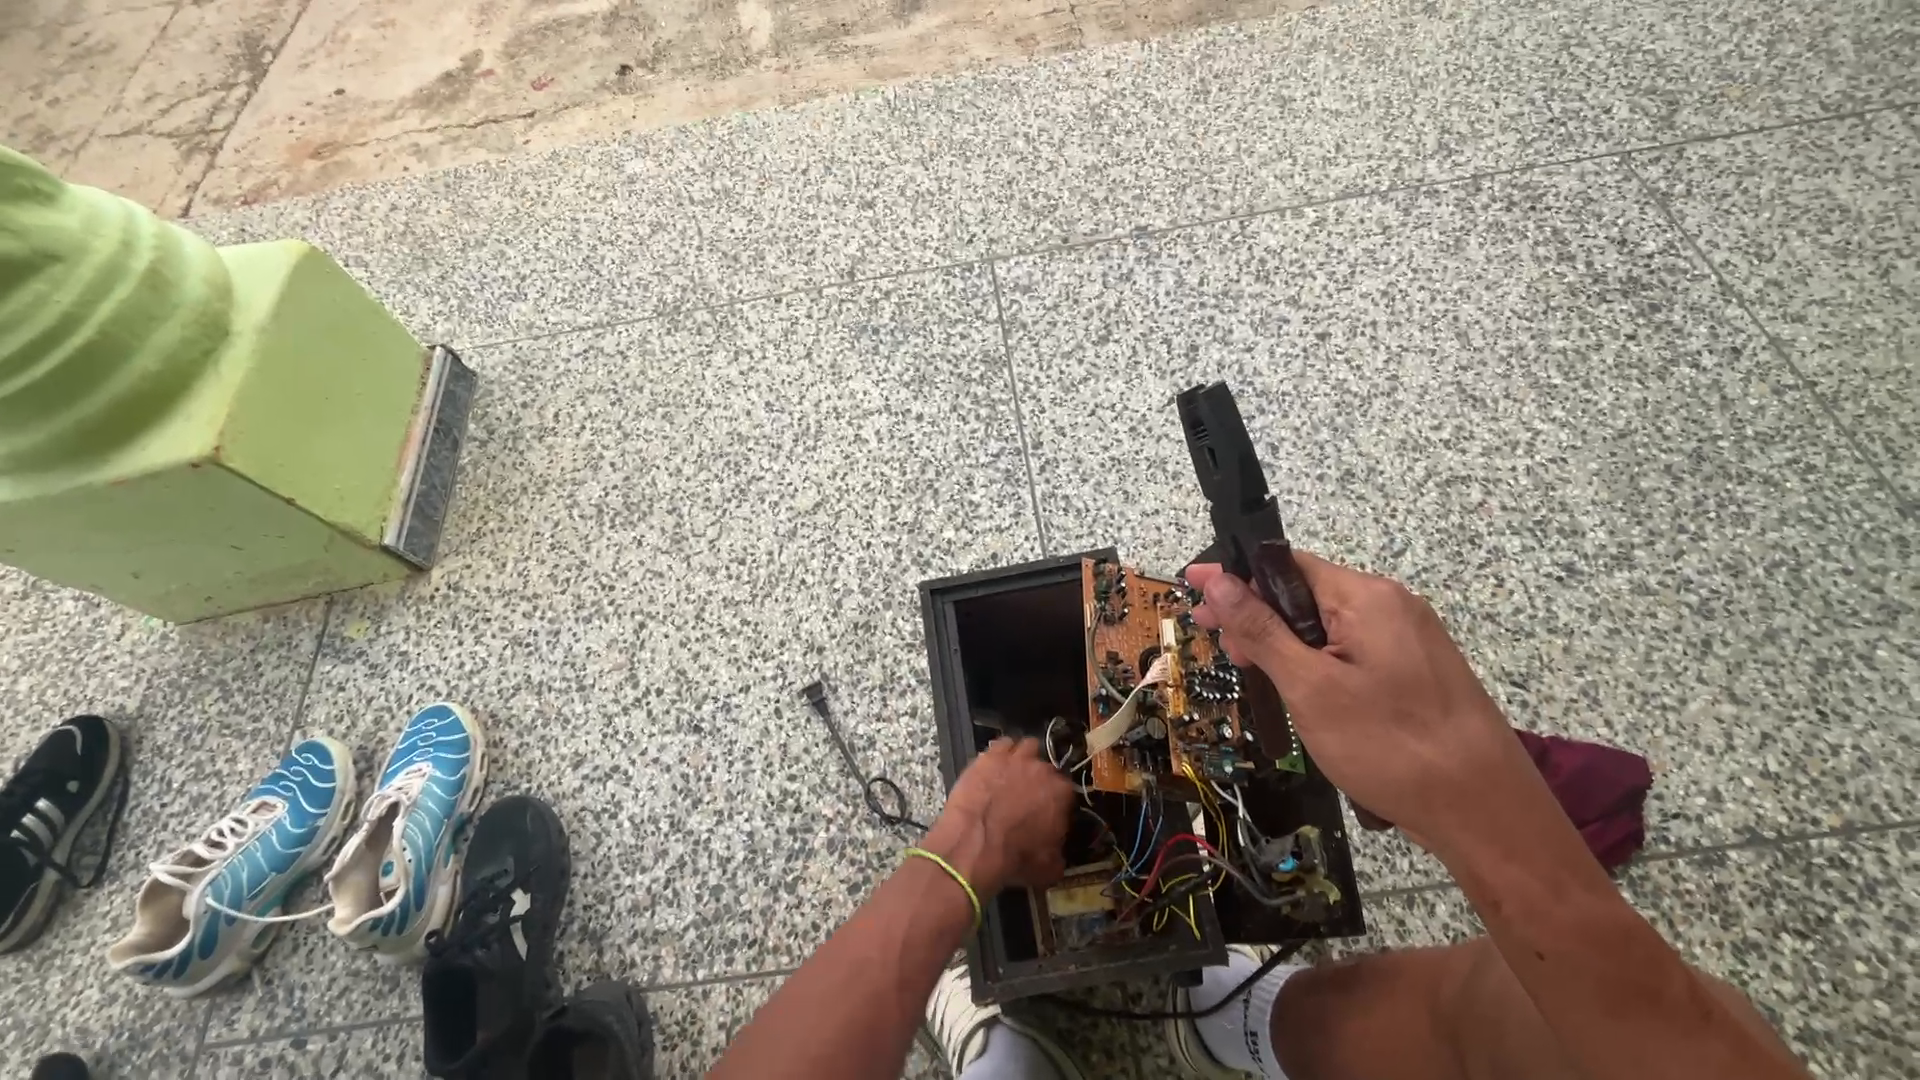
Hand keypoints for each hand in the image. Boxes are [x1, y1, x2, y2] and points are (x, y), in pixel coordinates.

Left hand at [922, 737, 1073, 896]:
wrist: (976, 844)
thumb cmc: (1015, 858)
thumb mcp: (1049, 868)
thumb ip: (1059, 852)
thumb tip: (1058, 852)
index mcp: (1061, 793)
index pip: (1066, 790)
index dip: (1057, 801)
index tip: (1049, 811)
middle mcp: (1042, 769)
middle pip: (1046, 767)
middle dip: (1039, 779)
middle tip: (1028, 794)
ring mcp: (1015, 758)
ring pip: (1027, 746)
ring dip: (1023, 757)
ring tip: (1013, 772)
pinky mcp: (989, 755)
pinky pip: (1002, 744)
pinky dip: (1001, 752)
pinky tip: (994, 764)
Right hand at [1187, 554, 1536, 852]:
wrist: (1486, 813)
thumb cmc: (1389, 746)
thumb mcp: (1310, 688)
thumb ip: (1261, 630)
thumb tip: (1218, 580)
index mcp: (1366, 597)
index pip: (1285, 565)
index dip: (1235, 576)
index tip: (1192, 589)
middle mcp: (1392, 605)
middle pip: (1305, 593)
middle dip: (1255, 614)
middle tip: (1218, 644)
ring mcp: (1410, 638)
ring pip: (1328, 625)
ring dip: (1284, 642)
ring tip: (1253, 673)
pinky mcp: (1418, 669)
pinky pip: (1352, 648)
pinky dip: (1316, 661)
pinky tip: (1298, 688)